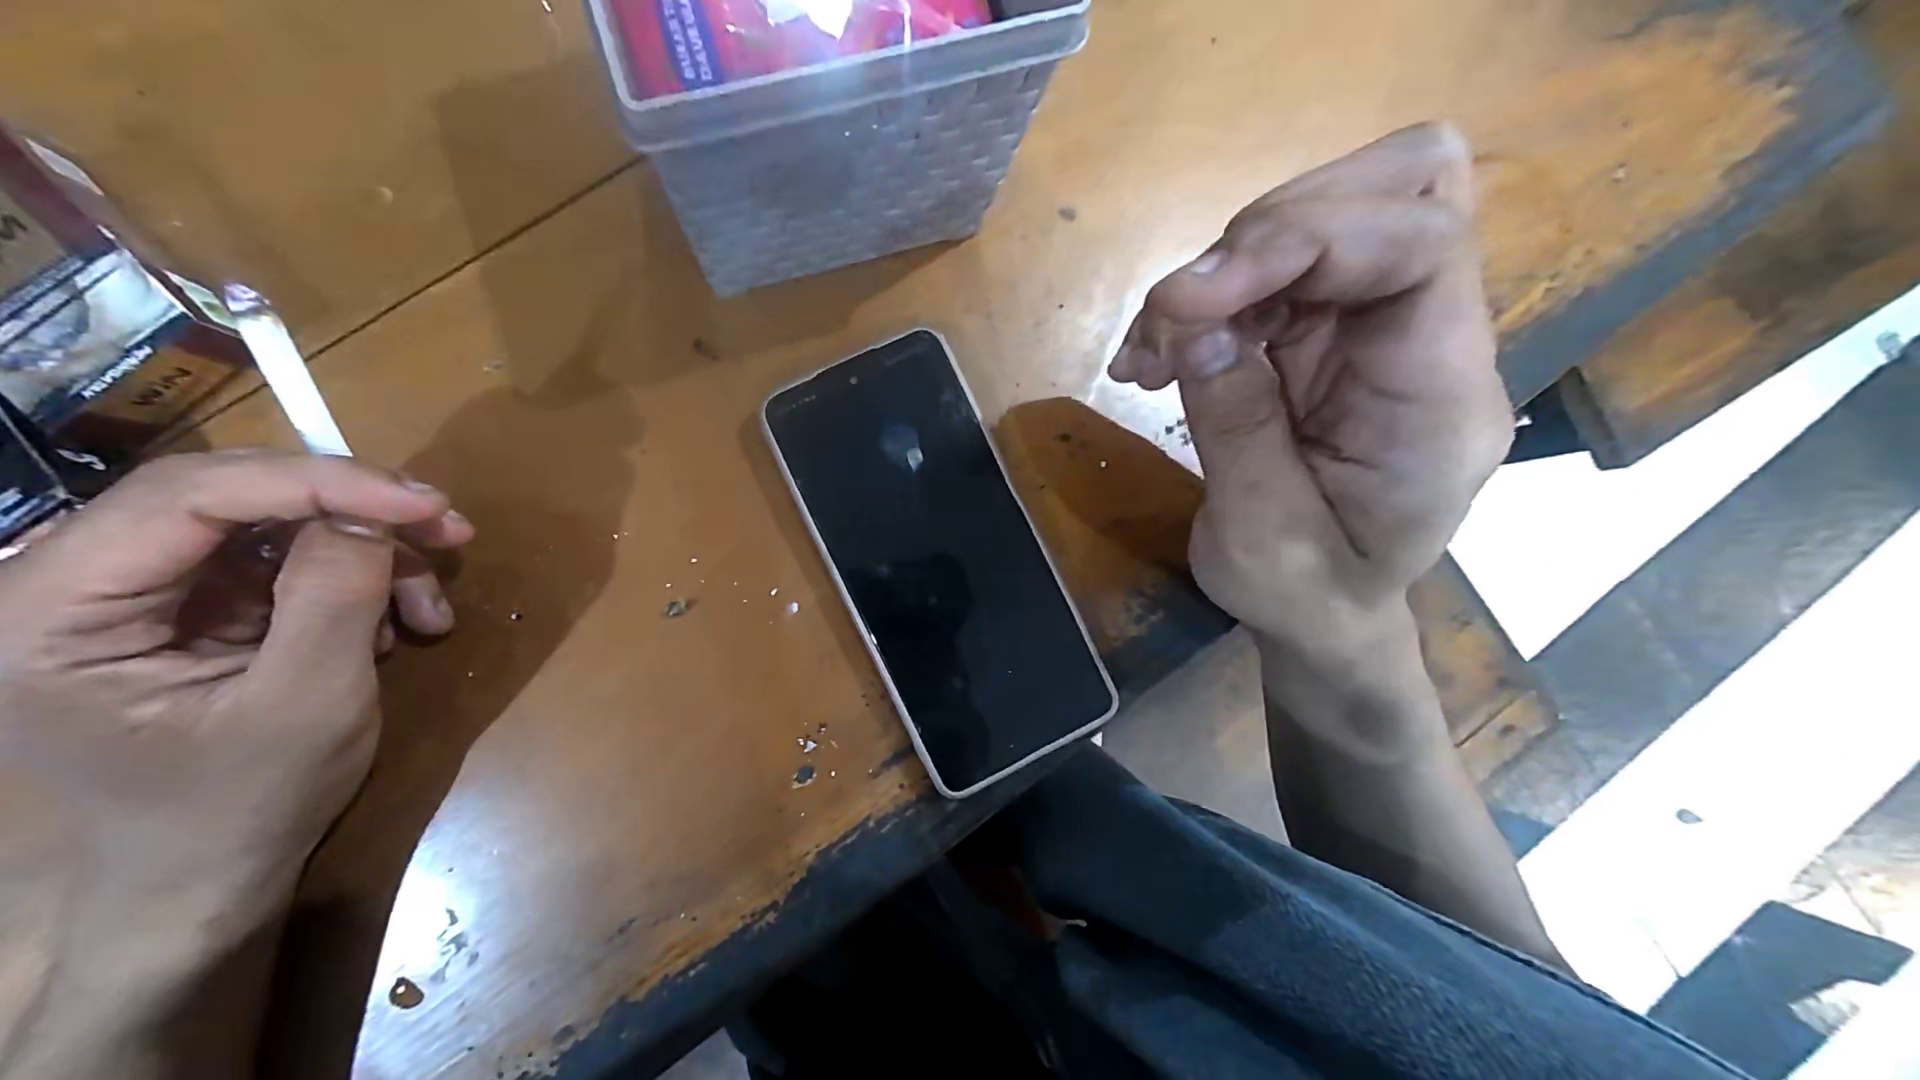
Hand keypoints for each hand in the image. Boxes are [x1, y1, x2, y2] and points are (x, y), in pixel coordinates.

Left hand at [0, 451, 471, 1076]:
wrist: (211, 874)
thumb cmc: (244, 804)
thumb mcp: (309, 701)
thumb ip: (335, 594)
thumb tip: (377, 510)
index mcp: (54, 612)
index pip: (189, 496)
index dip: (318, 482)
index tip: (425, 503)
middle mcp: (78, 582)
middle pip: (234, 494)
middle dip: (356, 507)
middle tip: (449, 530)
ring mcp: (144, 592)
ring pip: (277, 522)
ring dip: (374, 555)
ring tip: (431, 613)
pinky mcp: (198, 604)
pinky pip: (293, 559)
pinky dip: (364, 581)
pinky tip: (400, 627)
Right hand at [1110, 123, 1512, 651]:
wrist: (1325, 616)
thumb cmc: (1306, 597)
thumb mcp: (1260, 536)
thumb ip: (1235, 424)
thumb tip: (1191, 322)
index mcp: (1442, 397)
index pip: (1419, 245)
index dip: (1300, 242)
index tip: (1186, 301)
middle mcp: (1427, 340)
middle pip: (1396, 188)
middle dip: (1268, 233)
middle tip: (1178, 313)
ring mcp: (1378, 331)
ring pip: (1324, 217)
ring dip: (1223, 268)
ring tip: (1150, 353)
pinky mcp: (1327, 338)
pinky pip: (1273, 273)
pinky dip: (1207, 297)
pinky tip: (1156, 357)